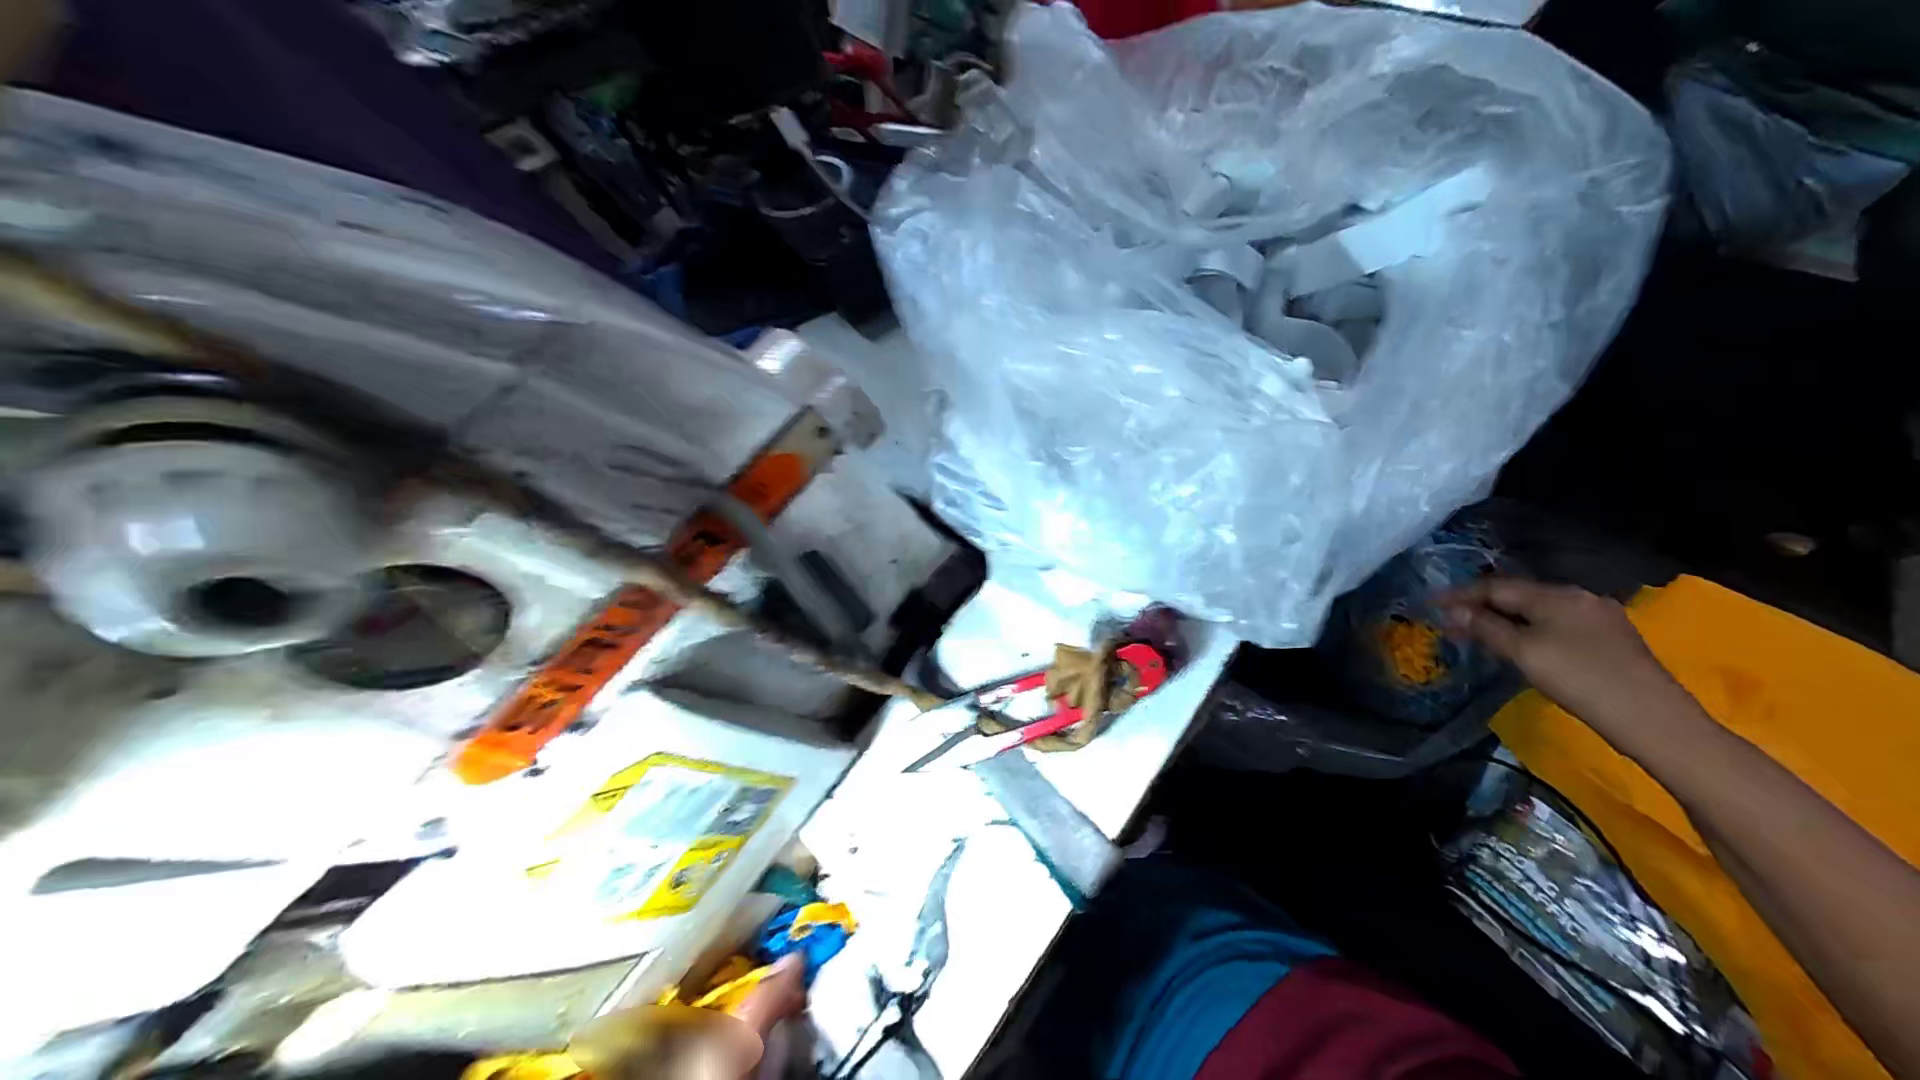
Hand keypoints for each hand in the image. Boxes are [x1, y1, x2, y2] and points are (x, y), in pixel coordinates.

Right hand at [1437, 578, 1689, 731]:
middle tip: (1452, 620)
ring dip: (1505, 617)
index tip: (1431, 604)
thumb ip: (1485, 628)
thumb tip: (1451, 611)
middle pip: (1519, 595)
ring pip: (1539, 609)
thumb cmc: (1579, 679)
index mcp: (1557, 596)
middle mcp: (1580, 597)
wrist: (1652, 718)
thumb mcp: (1523, 653)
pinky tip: (1522, 642)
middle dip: (1482, 605)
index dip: (1460, 594)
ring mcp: (1600, 617)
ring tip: (1480, 631)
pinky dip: (1530, 627)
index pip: (1496, 587)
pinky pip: (1558, 622)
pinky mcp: (1611, 638)